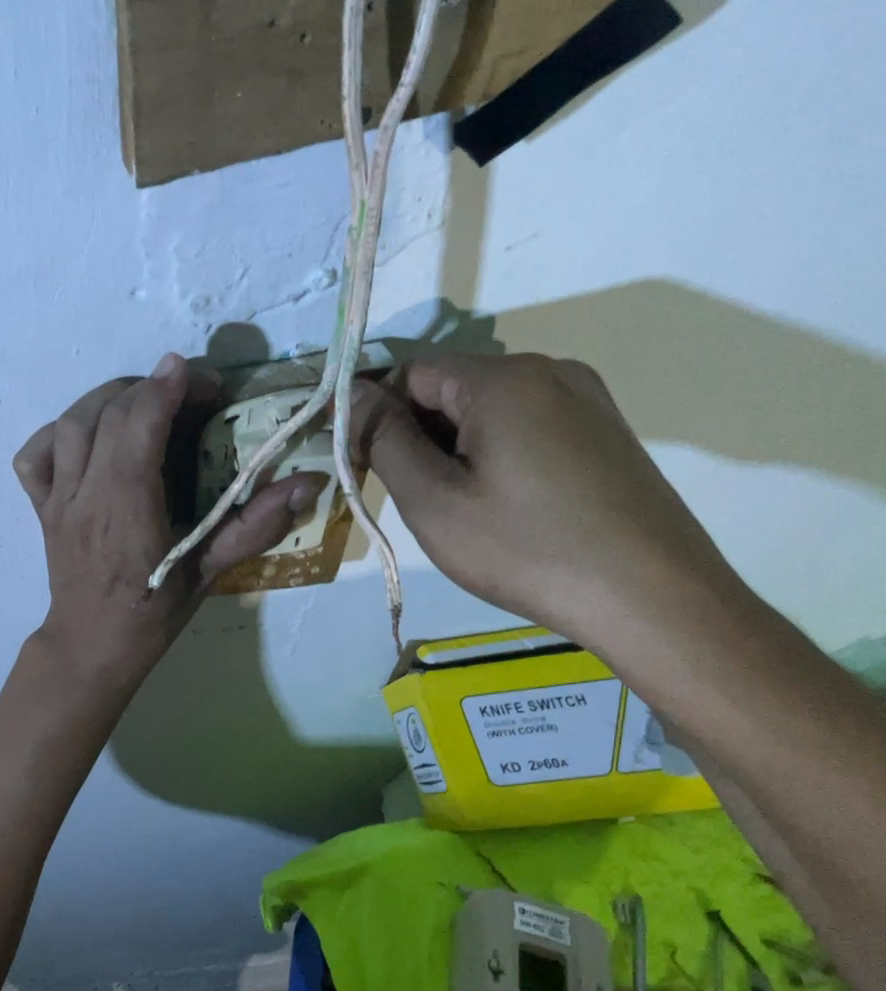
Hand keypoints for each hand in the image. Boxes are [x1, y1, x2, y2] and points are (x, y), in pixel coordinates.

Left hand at [14, 353, 324, 688]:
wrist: (91, 645)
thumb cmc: (152, 613)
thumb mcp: (209, 573)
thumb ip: (254, 526)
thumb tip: (307, 482)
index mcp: (126, 509)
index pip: (136, 430)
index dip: (162, 390)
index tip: (191, 371)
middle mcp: (85, 496)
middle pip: (105, 418)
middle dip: (145, 389)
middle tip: (184, 391)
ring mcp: (57, 500)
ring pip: (67, 426)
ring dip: (104, 400)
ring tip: (141, 400)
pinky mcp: (41, 507)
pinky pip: (33, 457)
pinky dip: (56, 433)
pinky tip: (87, 436)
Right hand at [353, 352, 746, 646]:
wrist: (654, 600)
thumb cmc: (526, 549)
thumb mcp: (431, 499)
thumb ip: (383, 439)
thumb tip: (354, 398)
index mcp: (505, 379)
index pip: (409, 372)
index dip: (376, 413)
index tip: (366, 464)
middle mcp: (551, 372)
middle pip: (450, 387)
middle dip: (416, 432)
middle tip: (413, 495)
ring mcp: (587, 400)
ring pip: (486, 409)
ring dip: (453, 447)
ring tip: (459, 507)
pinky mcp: (605, 431)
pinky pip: (525, 425)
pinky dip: (494, 454)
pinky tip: (502, 505)